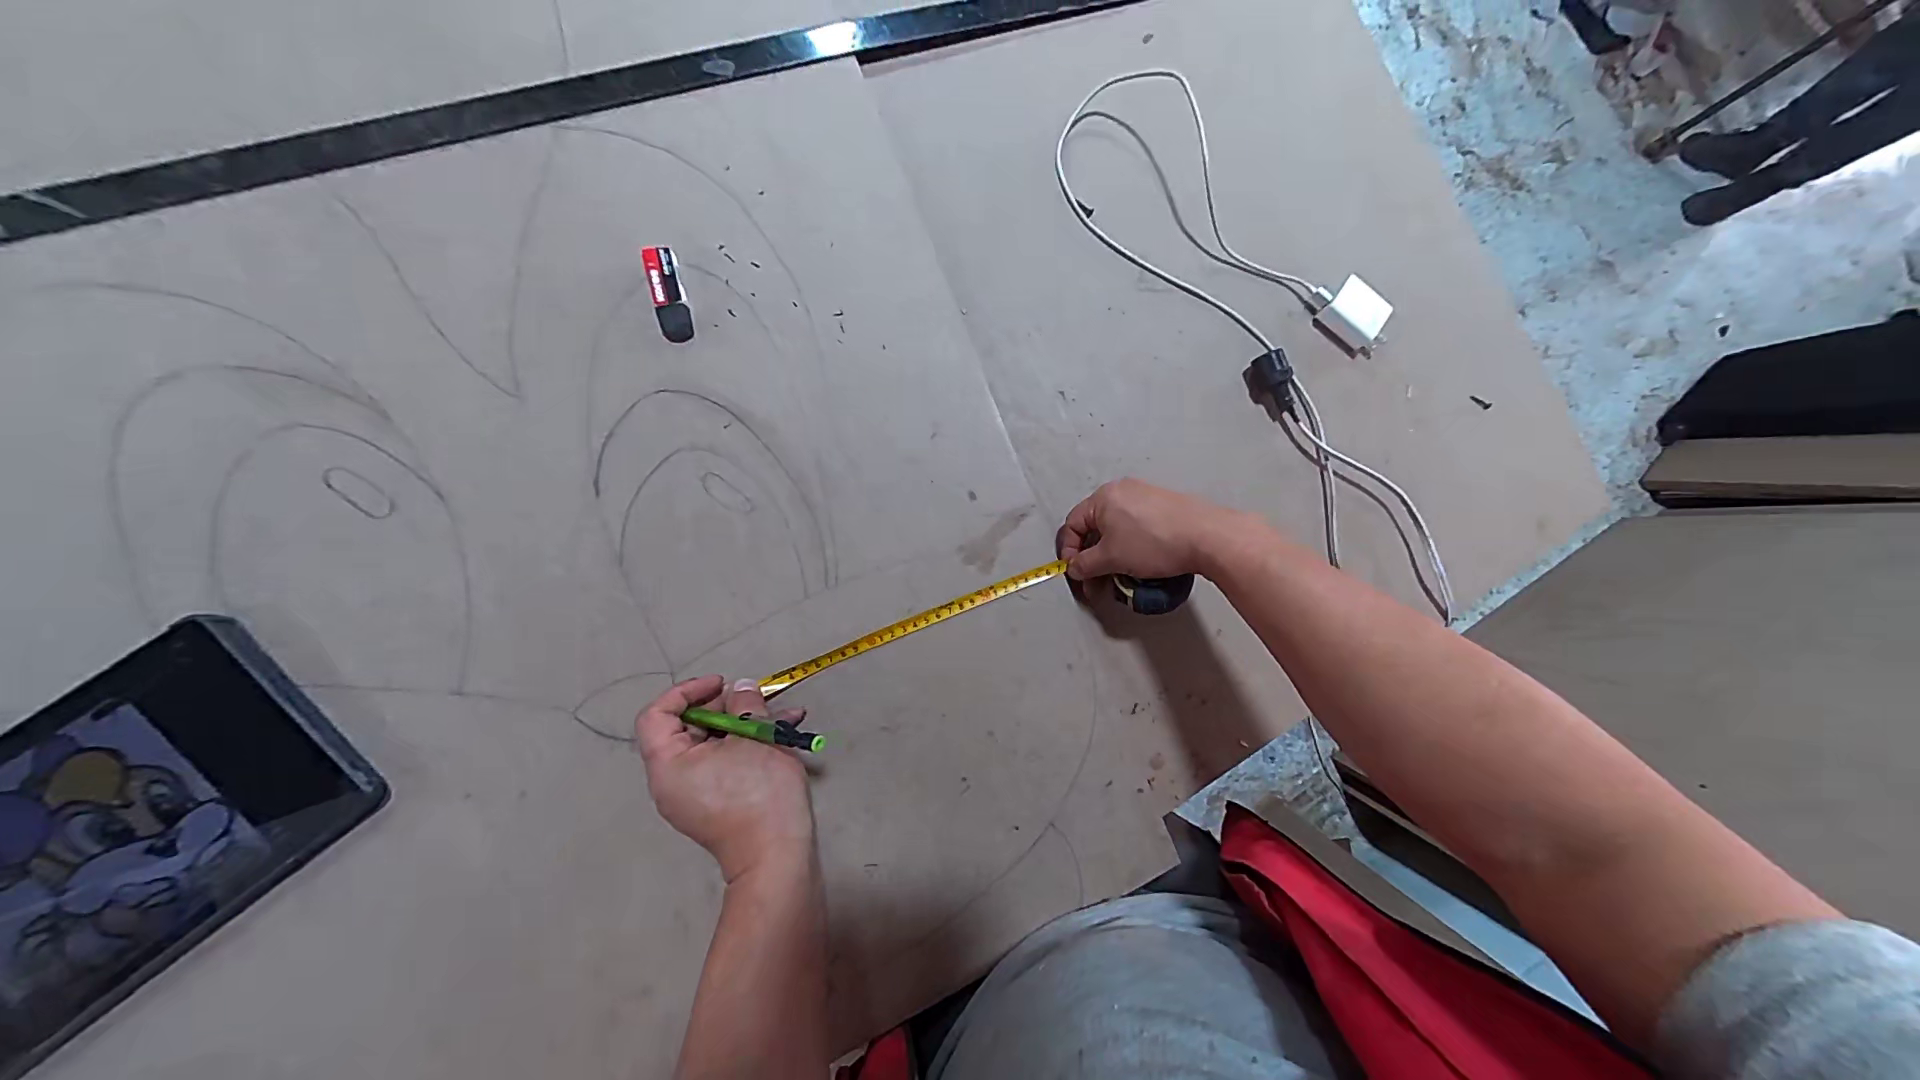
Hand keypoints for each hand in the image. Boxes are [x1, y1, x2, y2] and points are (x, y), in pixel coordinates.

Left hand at [636, 676, 815, 883]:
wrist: (777, 857)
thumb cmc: (759, 794)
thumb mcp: (754, 738)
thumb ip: (745, 705)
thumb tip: (741, 688)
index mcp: (668, 764)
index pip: (657, 715)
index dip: (687, 691)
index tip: (721, 684)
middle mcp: (674, 780)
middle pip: (689, 727)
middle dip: (727, 705)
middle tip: (756, 697)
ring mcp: (696, 794)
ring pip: (715, 743)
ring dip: (747, 723)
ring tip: (783, 712)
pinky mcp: (719, 802)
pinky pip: (727, 762)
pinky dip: (751, 744)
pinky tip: (785, 731)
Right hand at [1056, 478, 1242, 582]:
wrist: (1207, 538)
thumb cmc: (1160, 540)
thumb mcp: (1110, 559)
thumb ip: (1084, 564)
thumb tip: (1076, 567)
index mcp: (1103, 497)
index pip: (1072, 525)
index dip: (1069, 552)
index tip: (1075, 571)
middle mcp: (1123, 492)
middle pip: (1094, 528)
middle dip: (1093, 559)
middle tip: (1096, 581)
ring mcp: (1145, 498)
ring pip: (1116, 531)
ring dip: (1113, 556)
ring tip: (1121, 576)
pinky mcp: (1163, 508)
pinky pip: (1136, 529)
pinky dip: (1132, 548)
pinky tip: (1141, 565)